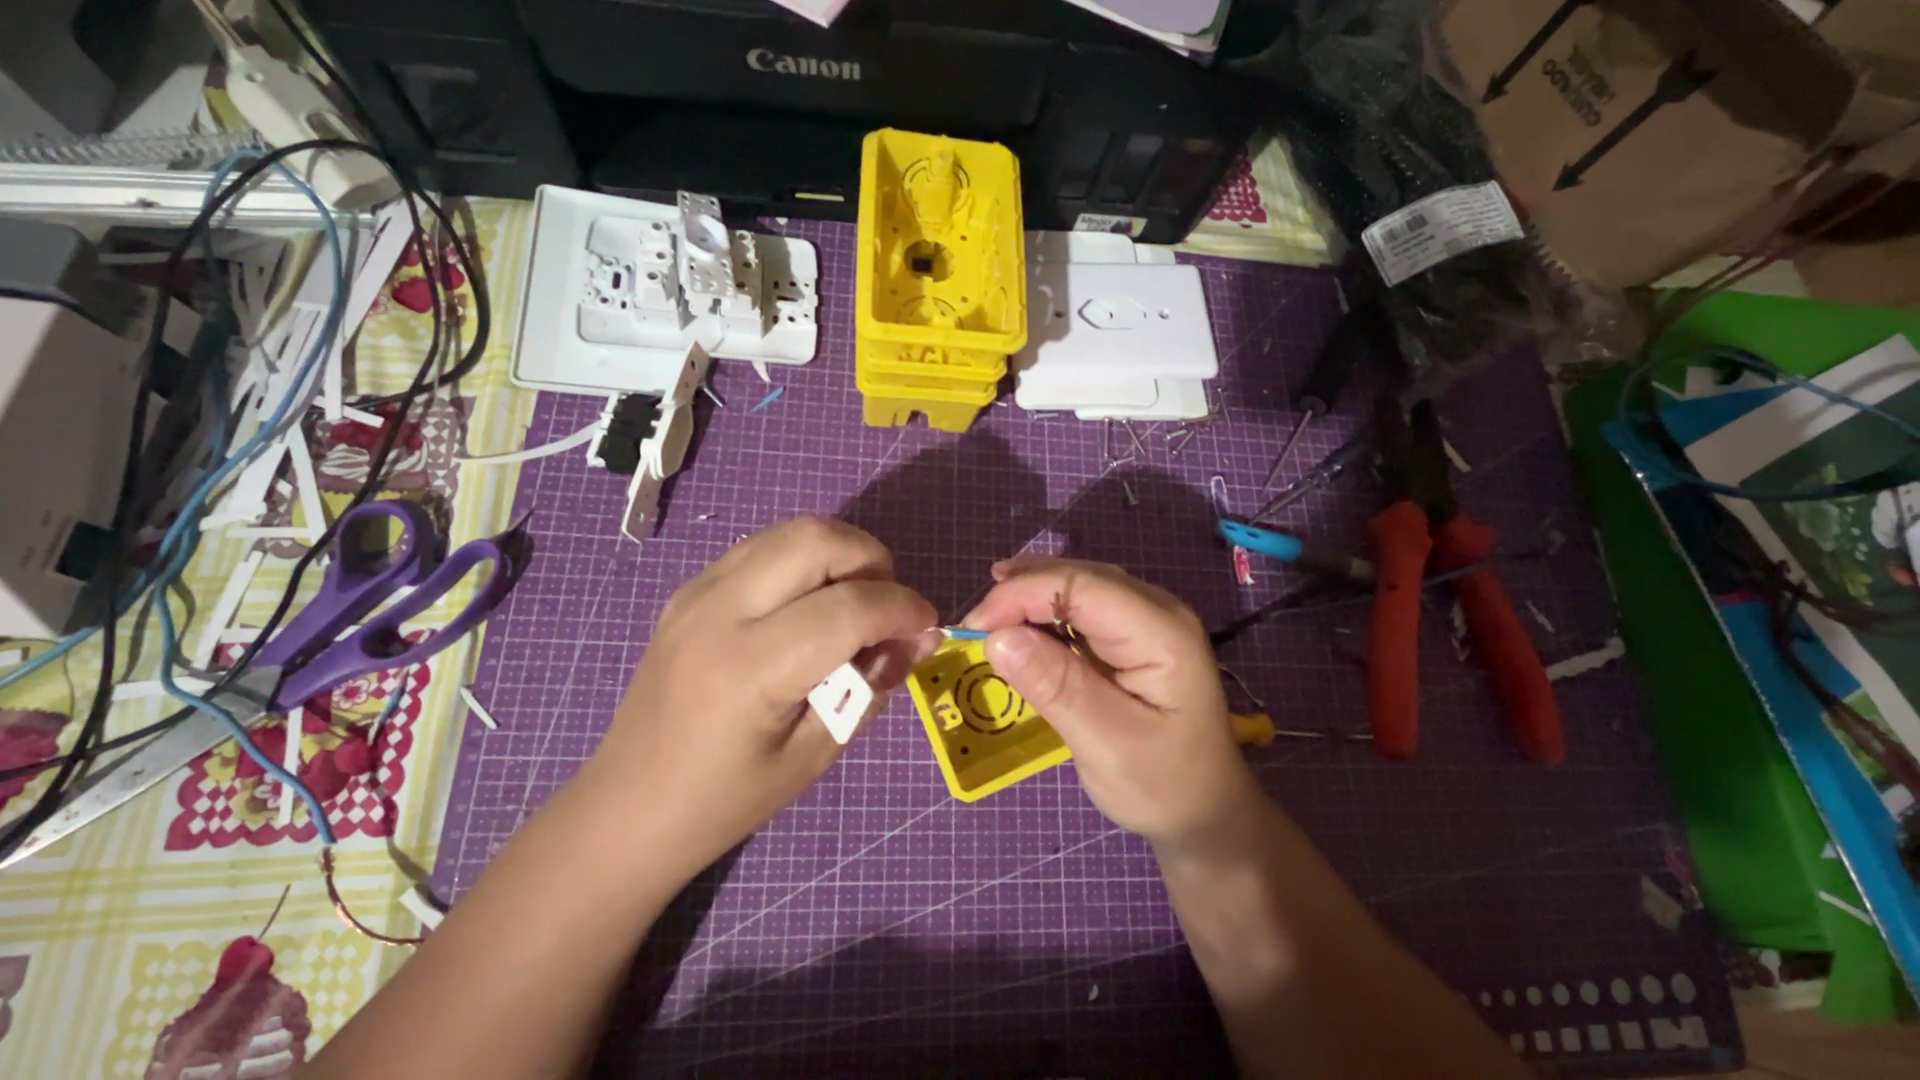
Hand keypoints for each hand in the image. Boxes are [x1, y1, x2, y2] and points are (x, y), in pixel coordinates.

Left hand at [581, 517, 938, 884]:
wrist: (628, 806)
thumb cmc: (725, 799)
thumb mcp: (813, 755)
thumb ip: (870, 688)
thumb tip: (921, 637)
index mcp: (750, 668)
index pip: (848, 607)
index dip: (902, 608)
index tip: (927, 626)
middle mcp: (719, 611)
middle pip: (815, 540)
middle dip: (872, 558)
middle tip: (890, 602)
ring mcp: (697, 592)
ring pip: (788, 531)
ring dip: (838, 552)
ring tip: (856, 599)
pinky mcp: (688, 590)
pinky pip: (760, 548)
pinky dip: (802, 559)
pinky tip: (811, 603)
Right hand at [965, 556, 1260, 852]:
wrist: (1206, 813)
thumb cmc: (1162, 785)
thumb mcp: (1107, 744)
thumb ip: (1056, 687)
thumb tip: (998, 636)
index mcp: (1160, 631)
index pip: (1081, 585)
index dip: (1021, 595)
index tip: (974, 629)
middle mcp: (1156, 612)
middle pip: (1078, 577)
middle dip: (1021, 593)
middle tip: (972, 628)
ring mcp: (1146, 622)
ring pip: (1077, 588)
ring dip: (1029, 600)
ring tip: (986, 621)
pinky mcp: (1132, 639)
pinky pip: (1081, 610)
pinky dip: (1044, 616)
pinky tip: (1019, 628)